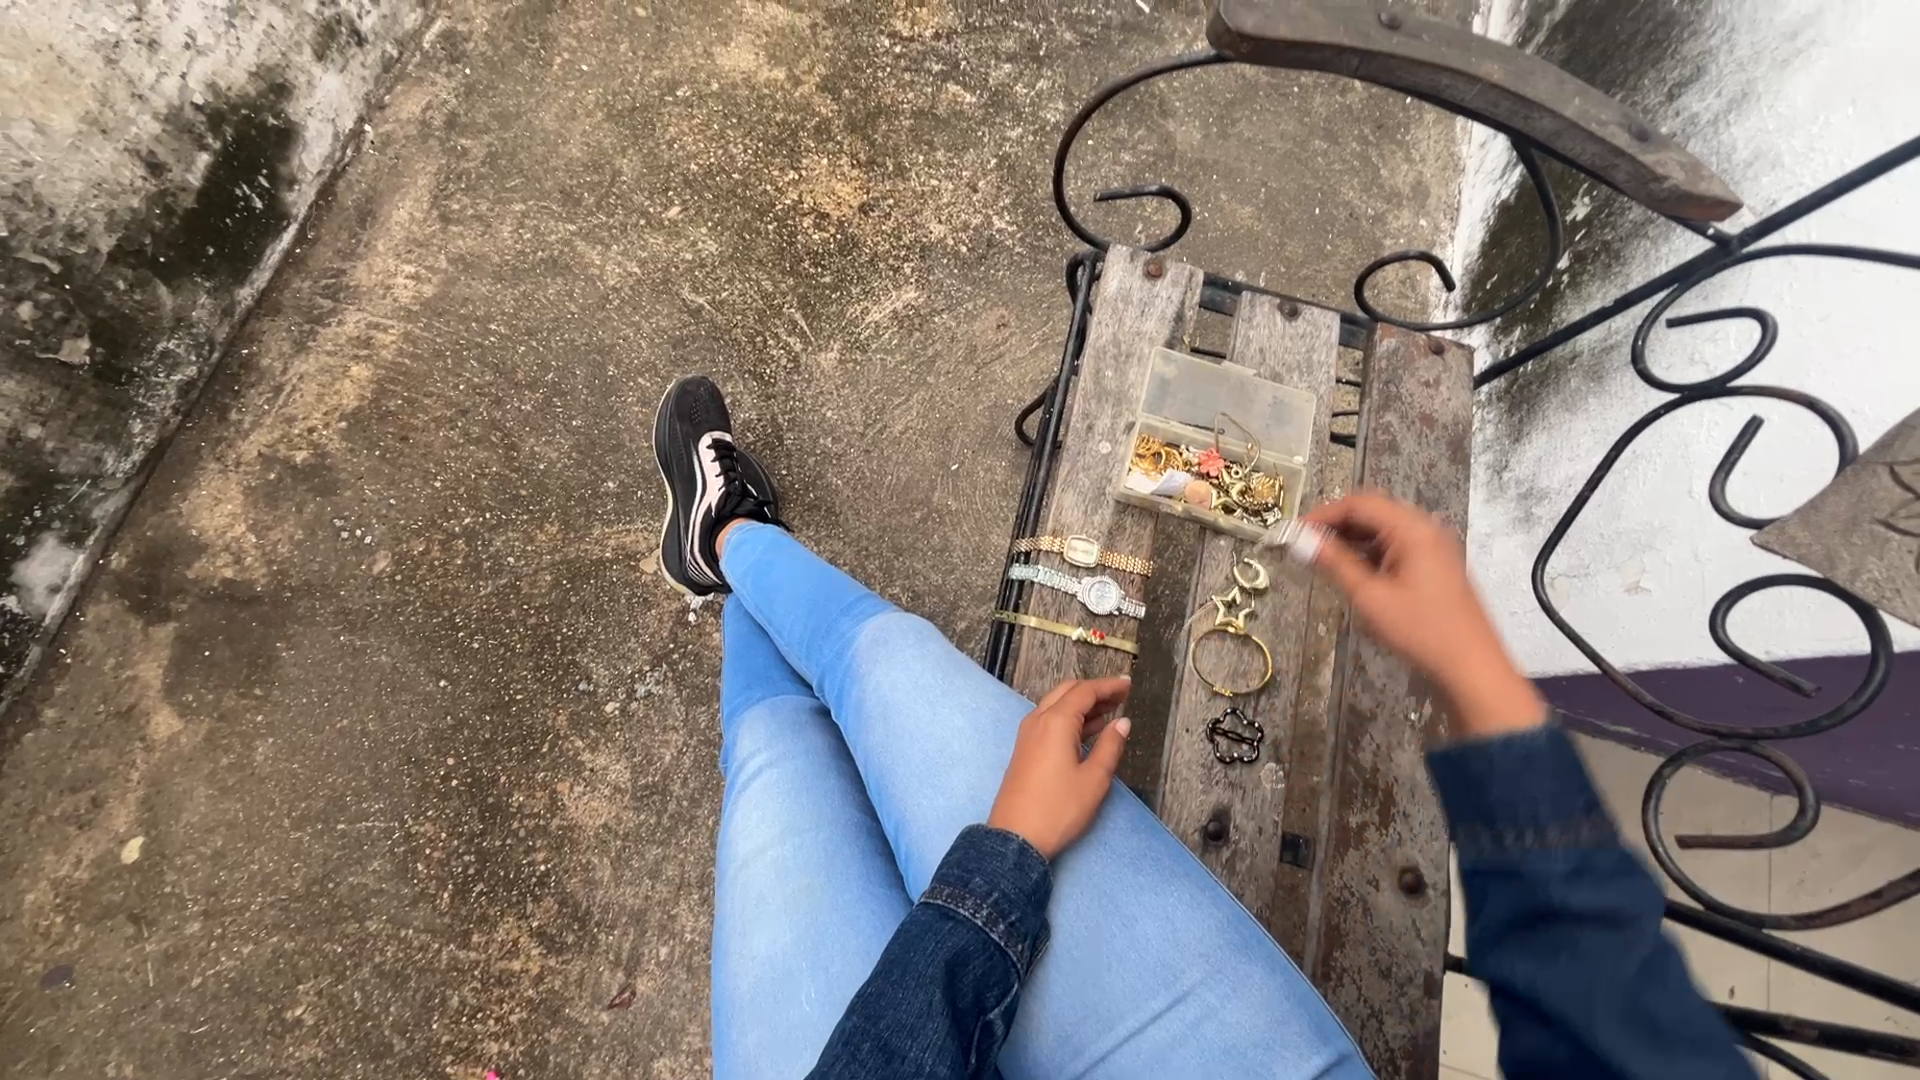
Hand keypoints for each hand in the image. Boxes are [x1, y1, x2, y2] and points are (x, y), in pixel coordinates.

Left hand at [987, 677, 1131, 858]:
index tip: (1128, 683)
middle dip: (1095, 690)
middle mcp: (1038, 720)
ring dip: (1083, 704)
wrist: (1016, 836)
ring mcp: (1029, 733)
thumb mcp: (1094, 780)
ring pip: (1058, 705)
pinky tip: (1090, 729)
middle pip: (1068, 691)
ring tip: (1112, 710)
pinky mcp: (1026, 748)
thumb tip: (1123, 723)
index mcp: (1056, 722)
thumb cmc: (1058, 809)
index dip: (1108, 685)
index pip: (1084, 691)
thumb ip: (1110, 746)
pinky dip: (1071, 718)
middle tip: (1122, 695)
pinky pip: (1050, 720)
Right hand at [1303, 492, 1545, 737]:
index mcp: (1412, 530)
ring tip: (1323, 556)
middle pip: (1373, 510)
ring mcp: (1435, 546)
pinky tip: (1353, 569)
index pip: (1359, 504)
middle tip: (1306, 543)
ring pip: (1384, 527)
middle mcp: (1427, 529)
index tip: (1294, 532)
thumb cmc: (1419, 630)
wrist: (1471, 666)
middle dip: (1336, 523)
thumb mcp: (1369, 596)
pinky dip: (1370, 549)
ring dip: (1352, 536)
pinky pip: (1397, 544)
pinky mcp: (1436, 564)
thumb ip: (1333, 562)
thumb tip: (1301, 540)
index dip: (1322, 514)